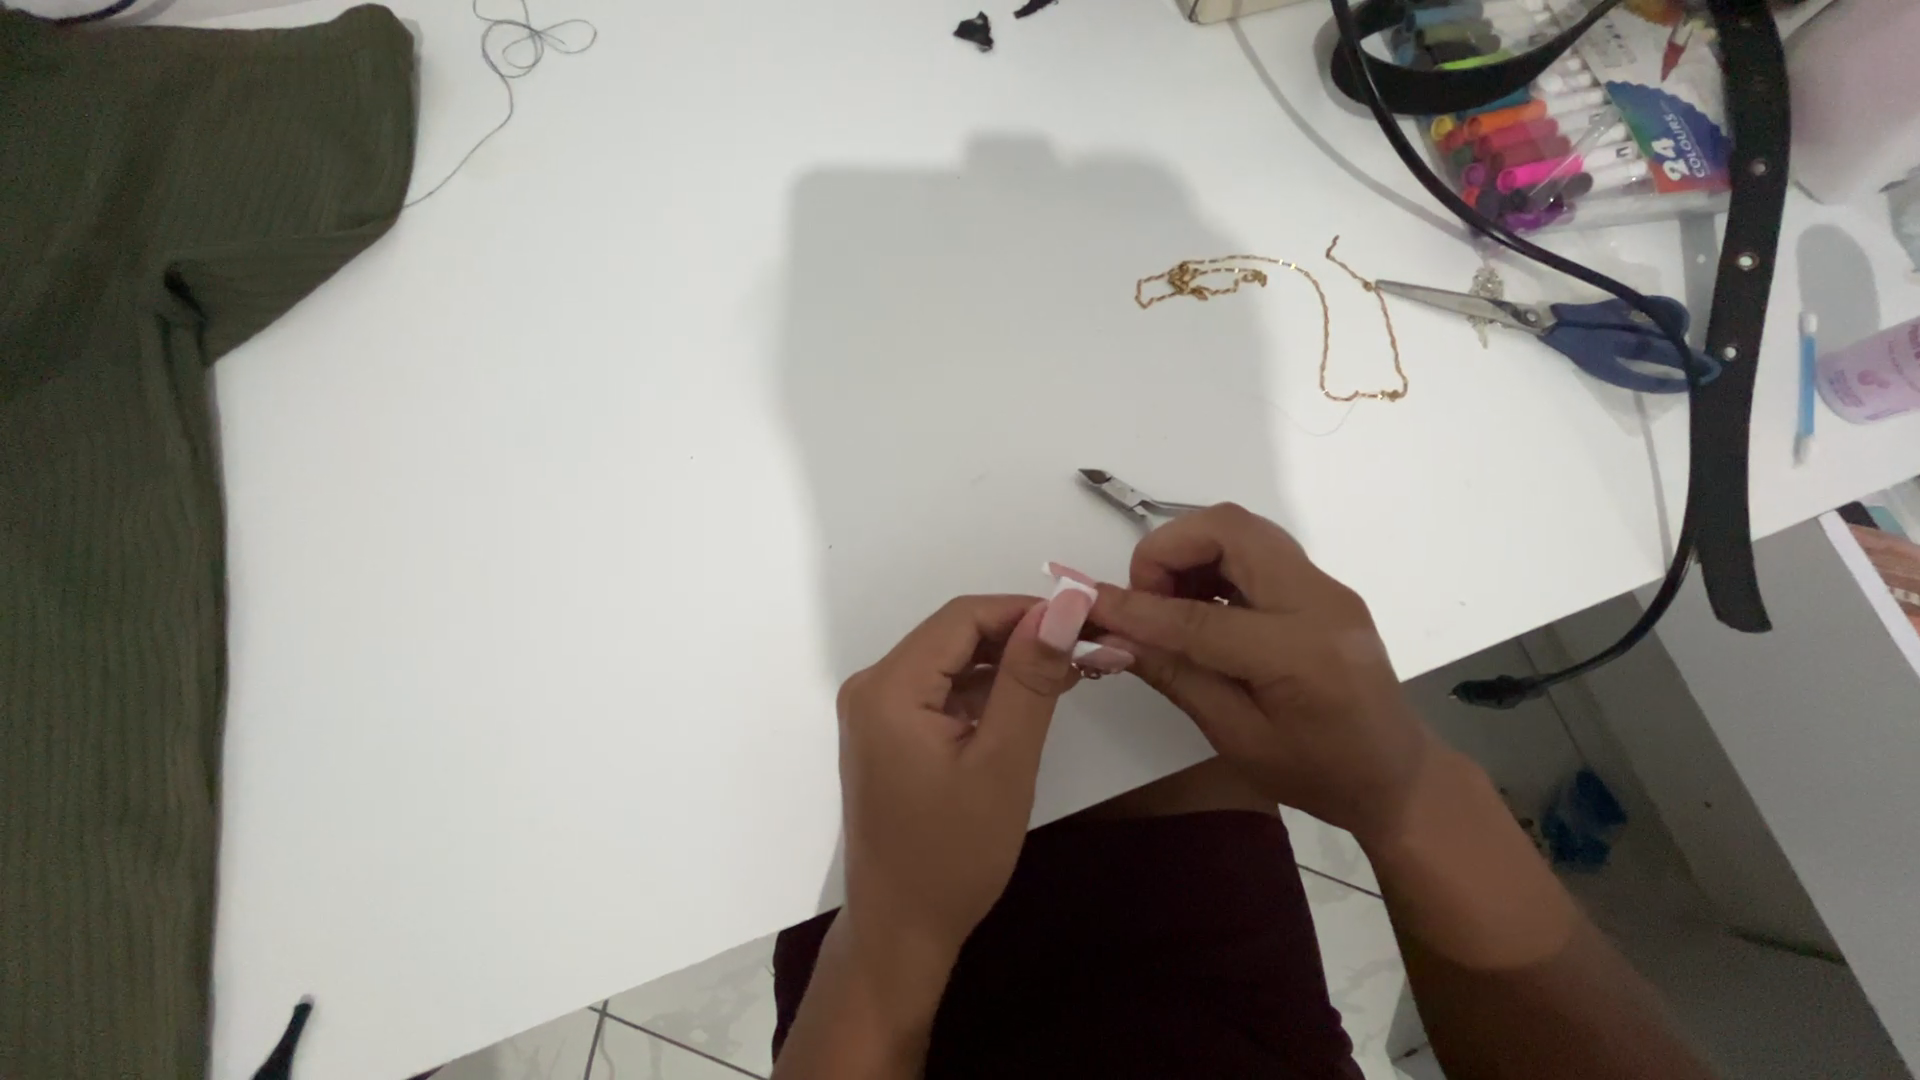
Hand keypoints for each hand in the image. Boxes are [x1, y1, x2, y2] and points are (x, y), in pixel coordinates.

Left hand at [835, 593, 1084, 972]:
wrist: (902, 930)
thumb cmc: (954, 854)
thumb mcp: (1004, 762)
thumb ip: (1030, 678)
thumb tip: (1064, 606)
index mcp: (889, 687)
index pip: (962, 617)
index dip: (1024, 610)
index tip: (1083, 623)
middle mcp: (872, 687)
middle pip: (954, 636)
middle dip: (1020, 638)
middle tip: (1085, 651)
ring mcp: (877, 711)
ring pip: (951, 662)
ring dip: (1007, 665)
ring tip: (1069, 674)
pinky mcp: (888, 733)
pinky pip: (941, 692)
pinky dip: (985, 692)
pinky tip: (1028, 701)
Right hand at [1090, 504, 1437, 847]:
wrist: (1397, 774)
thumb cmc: (1318, 773)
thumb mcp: (1237, 738)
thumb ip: (1174, 676)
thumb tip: (1111, 635)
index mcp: (1301, 656)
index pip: (1200, 618)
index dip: (1137, 609)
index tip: (1089, 604)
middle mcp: (1320, 603)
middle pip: (1230, 529)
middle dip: (1169, 550)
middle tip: (1145, 597)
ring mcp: (1325, 587)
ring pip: (1242, 528)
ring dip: (1190, 551)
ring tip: (1168, 603)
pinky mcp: (1319, 585)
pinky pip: (1255, 548)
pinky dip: (1212, 562)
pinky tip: (1198, 606)